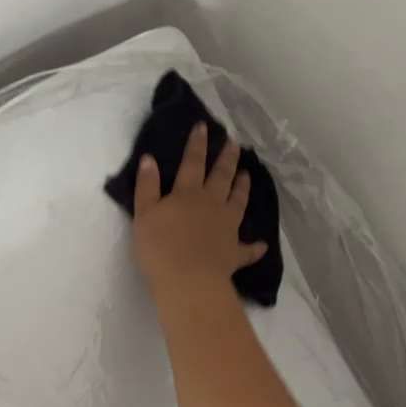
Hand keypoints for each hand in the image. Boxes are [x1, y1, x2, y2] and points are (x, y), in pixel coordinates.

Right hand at [131, 122, 268, 298]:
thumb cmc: (160, 248)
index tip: (203, 126)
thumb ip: (147, 188)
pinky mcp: (233, 253)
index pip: (192, 162)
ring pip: (237, 202)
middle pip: (221, 177)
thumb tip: (149, 160)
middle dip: (227, 159)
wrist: (187, 280)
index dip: (197, 144)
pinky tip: (261, 245)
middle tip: (234, 143)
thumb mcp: (144, 215)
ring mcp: (226, 228)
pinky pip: (247, 249)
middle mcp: (211, 205)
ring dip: (243, 188)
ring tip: (247, 175)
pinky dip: (254, 248)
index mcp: (188, 194)